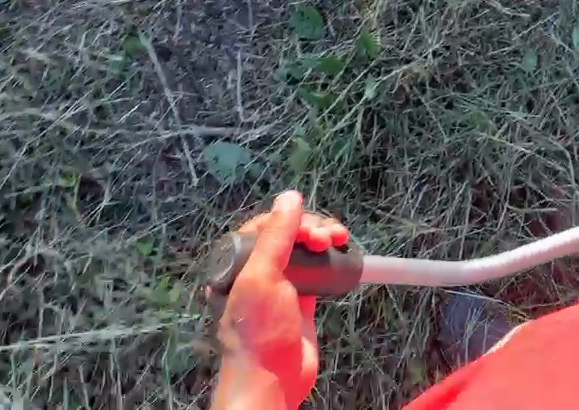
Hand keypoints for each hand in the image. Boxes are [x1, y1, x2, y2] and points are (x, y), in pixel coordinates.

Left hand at [210, 191, 349, 409]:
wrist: (272, 383)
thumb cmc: (260, 330)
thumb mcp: (262, 279)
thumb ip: (275, 237)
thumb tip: (290, 195)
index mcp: (235, 266)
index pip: (264, 226)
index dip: (289, 220)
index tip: (310, 229)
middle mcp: (255, 273)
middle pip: (287, 234)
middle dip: (311, 228)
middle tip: (328, 238)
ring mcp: (280, 286)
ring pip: (304, 248)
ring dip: (324, 237)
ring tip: (340, 240)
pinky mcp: (302, 299)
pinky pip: (317, 266)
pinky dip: (330, 256)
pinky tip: (342, 251)